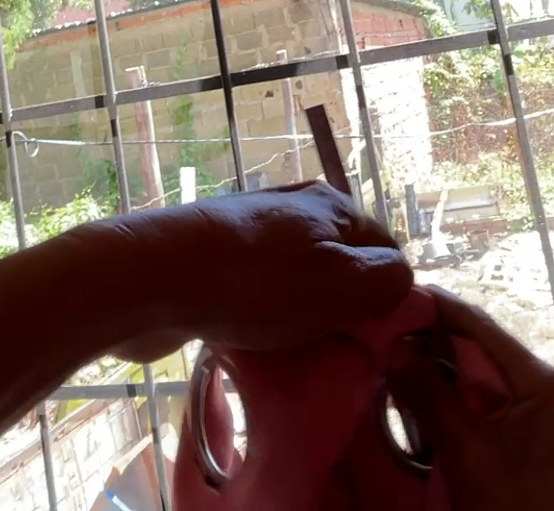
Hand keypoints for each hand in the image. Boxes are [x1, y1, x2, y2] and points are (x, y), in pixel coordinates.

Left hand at [95, 181, 412, 358]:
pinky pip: (261, 288)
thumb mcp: (343, 282)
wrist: (155, 275)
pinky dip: (264, 313)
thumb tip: (399, 280)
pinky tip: (252, 335)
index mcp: (333, 206)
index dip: (387, 295)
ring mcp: (256, 228)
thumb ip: (387, 280)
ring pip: (301, 280)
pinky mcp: (220, 254)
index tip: (371, 336)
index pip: (387, 251)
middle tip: (331, 346)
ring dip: (302, 315)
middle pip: (342, 265)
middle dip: (342, 307)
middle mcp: (297, 208)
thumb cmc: (259, 281)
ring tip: (290, 347)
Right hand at [387, 289, 553, 509]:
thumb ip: (431, 396)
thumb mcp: (470, 454)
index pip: (478, 325)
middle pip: (475, 352)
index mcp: (540, 381)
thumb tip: (392, 349)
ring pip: (474, 384)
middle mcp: (541, 390)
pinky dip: (448, 411)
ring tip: (389, 373)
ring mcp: (535, 421)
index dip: (434, 308)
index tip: (390, 297)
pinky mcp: (526, 448)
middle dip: (427, 347)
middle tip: (378, 341)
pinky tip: (416, 414)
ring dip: (433, 380)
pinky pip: (480, 413)